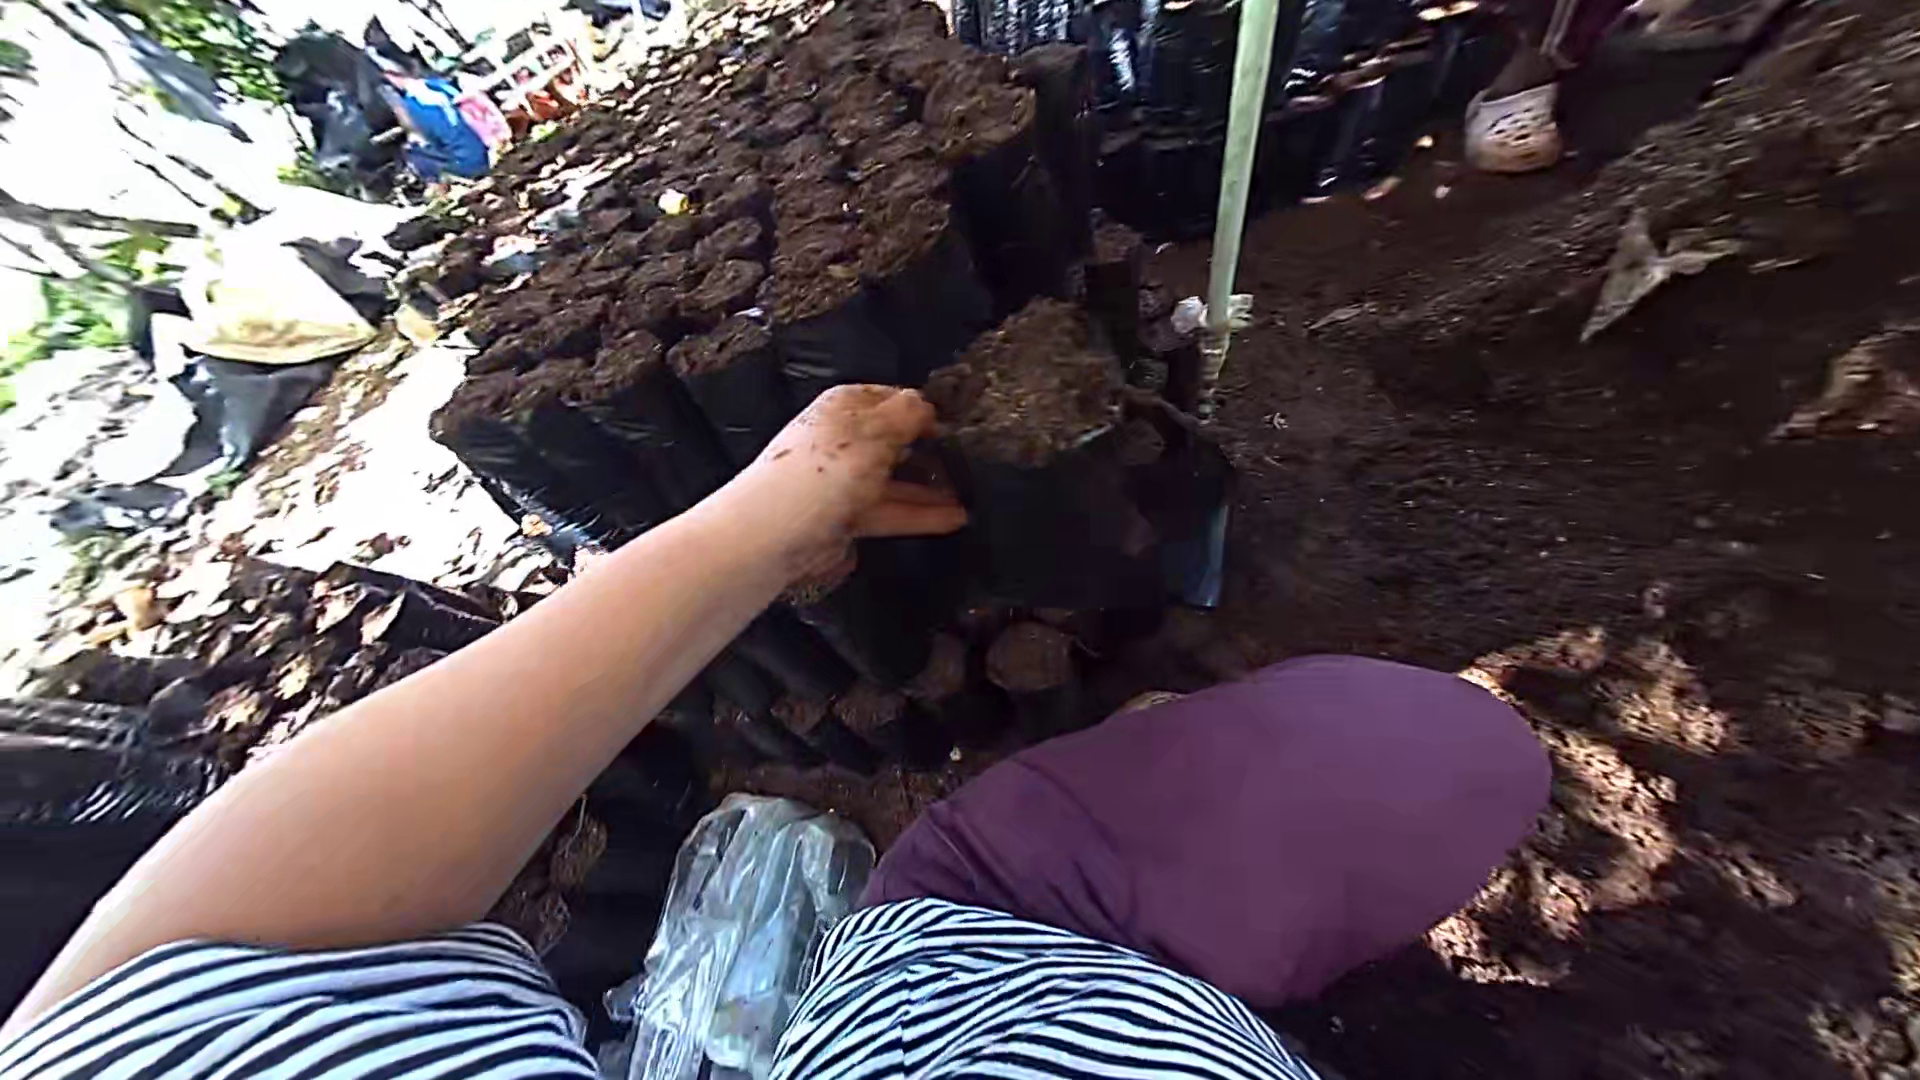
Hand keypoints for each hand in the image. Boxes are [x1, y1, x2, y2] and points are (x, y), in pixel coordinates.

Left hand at [716, 385, 967, 581]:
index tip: (959, 423)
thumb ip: (908, 414)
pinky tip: (955, 518)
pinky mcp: (849, 514)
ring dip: (932, 487)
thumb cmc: (825, 469)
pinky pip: (892, 509)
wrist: (773, 532)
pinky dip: (920, 514)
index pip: (893, 398)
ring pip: (897, 479)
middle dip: (932, 450)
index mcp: (847, 406)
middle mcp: (847, 439)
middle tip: (971, 461)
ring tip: (971, 494)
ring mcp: (847, 479)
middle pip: (897, 440)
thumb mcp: (873, 432)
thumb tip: (929, 405)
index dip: (924, 410)